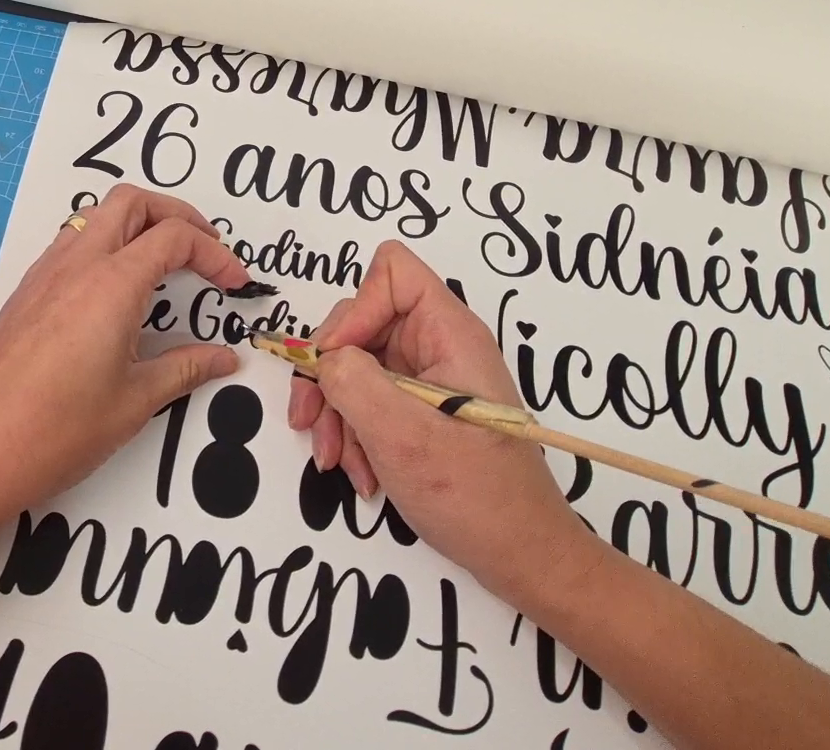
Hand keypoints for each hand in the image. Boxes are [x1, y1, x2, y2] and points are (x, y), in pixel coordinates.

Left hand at [0, 184, 251, 557]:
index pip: (174, 237)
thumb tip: (224, 358)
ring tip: (166, 264)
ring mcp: (44, 275)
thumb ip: (184, 369)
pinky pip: (72, 244)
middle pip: (131, 202)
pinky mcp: (26, 293)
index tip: (236, 284)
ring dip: (138, 224)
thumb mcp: (132, 402)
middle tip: (205, 251)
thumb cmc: (54, 432)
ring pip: (96, 216)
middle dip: (176, 214)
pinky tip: (118, 290)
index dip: (215, 254)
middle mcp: (75, 264)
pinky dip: (106, 245)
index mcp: (110, 284)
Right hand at [288, 240, 604, 607]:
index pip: (391, 272)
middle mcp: (436, 344)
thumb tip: (323, 357)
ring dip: (335, 412)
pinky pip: (365, 399)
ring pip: (353, 365)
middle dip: (328, 373)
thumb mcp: (403, 436)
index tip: (337, 362)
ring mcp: (426, 377)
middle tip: (308, 419)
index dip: (355, 309)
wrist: (520, 556)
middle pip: (359, 322)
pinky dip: (351, 432)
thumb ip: (353, 381)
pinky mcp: (417, 407)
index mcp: (449, 333)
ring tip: (337, 460)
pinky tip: (359, 472)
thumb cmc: (473, 495)